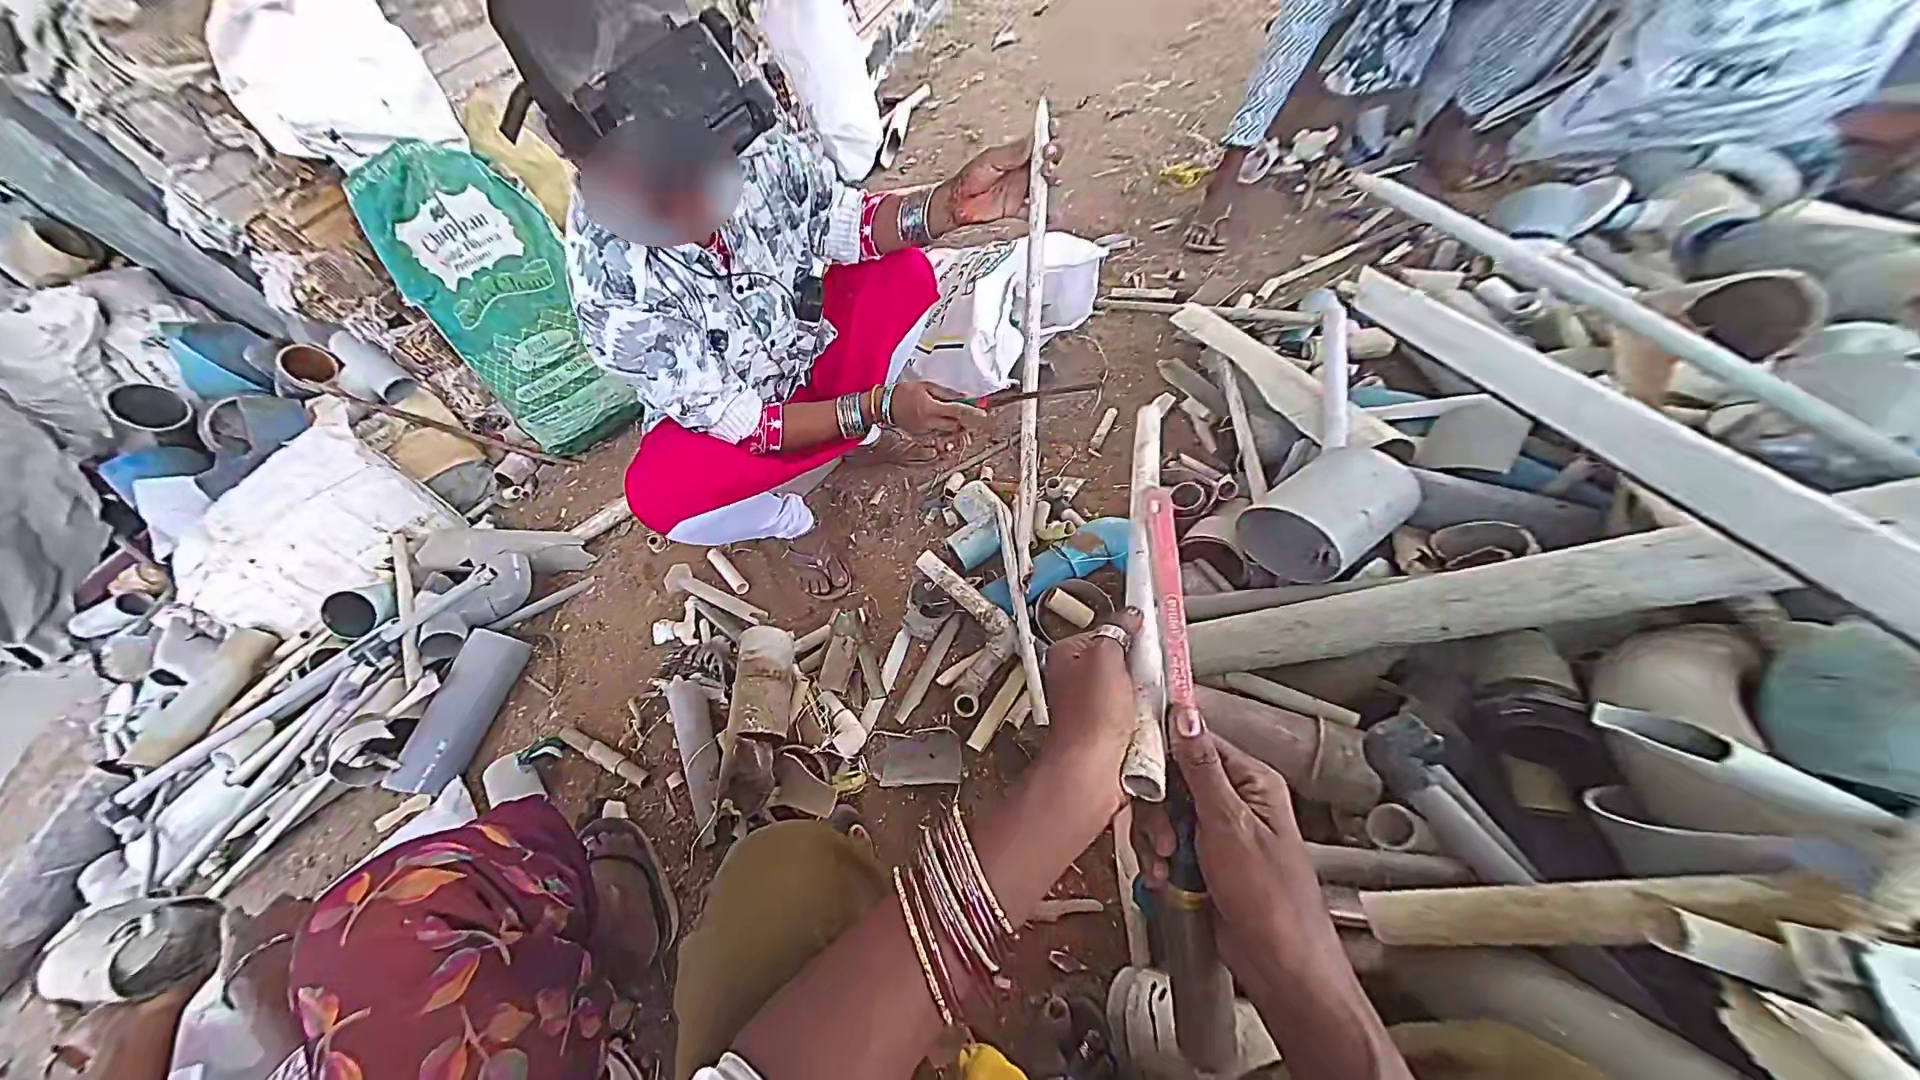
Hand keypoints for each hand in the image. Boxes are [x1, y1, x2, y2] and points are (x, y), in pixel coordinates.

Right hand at [887, 381, 986, 436]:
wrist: (885, 405)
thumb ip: (945, 393)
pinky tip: (947, 421)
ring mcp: (926, 431)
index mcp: (931, 408)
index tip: (983, 414)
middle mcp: (930, 422)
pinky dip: (946, 428)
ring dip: (957, 426)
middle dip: (966, 421)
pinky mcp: (923, 435)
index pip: (957, 412)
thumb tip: (963, 396)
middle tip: (973, 415)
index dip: (972, 413)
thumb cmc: (905, 392)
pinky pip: (939, 433)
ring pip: (949, 432)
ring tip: (961, 419)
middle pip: (956, 426)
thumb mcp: (926, 386)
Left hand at [937, 137, 1063, 229]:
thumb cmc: (969, 178)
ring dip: (1051, 181)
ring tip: (1048, 178)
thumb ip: (1013, 153)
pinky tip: (1047, 212)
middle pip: (1048, 163)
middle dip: (1053, 158)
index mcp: (1018, 155)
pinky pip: (1036, 212)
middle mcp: (1024, 171)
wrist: (959, 204)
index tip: (1052, 134)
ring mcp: (1023, 190)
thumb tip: (1033, 142)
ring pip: (1046, 186)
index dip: (1049, 136)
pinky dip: (1044, 214)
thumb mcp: (991, 160)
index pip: (1040, 142)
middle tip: (1048, 157)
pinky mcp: (1019, 209)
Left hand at [1041, 608, 1142, 757]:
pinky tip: (1146, 717)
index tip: (1148, 634)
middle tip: (1147, 671)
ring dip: (1143, 691)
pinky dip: (1143, 713)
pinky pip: (1133, 711)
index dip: (1128, 633)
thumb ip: (1117, 630)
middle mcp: (1073, 678)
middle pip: (1118, 660)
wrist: (1091, 767)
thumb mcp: (1106, 657)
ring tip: (1146, 698)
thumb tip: (1129, 615)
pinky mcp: (1105, 727)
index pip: (1104, 630)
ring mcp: (1089, 704)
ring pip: (1129, 686)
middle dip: (1137, 666)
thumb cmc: (1089, 715)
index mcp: (1065, 654)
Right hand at [1132, 733, 1333, 976]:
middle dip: (1158, 810)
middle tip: (1166, 838)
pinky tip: (1165, 877)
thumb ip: (1202, 767)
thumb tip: (1186, 715)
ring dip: (1155, 838)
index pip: (1193, 742)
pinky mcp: (1199, 854)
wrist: (1279, 968)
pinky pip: (1163, 840)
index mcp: (1249, 780)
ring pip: (1161, 811)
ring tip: (1167, 865)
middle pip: (1170, 778)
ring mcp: (1214, 827)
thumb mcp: (1229, 824)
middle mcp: (1231, 798)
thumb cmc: (1272, 900)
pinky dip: (1157, 858)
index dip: (1161, 753)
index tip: (1139, 769)